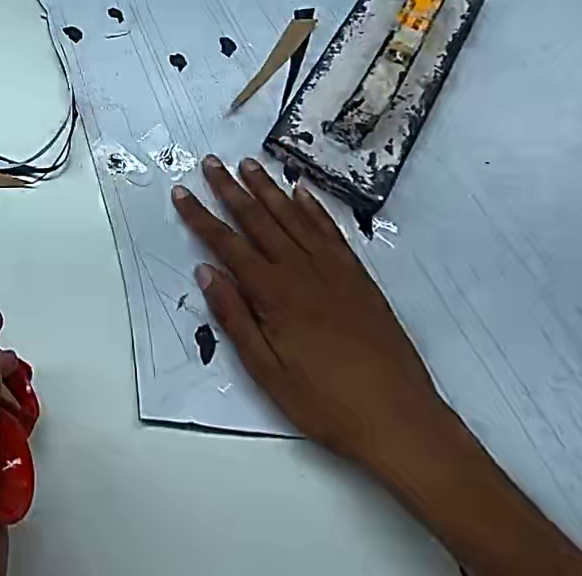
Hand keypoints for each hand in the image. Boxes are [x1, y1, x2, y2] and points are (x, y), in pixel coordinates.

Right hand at [175, 157, 581, 574]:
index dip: (200, 216)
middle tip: (212, 163)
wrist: (399, 419)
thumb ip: (234, 317)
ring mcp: (333, 270)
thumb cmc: (324, 401)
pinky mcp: (358, 276)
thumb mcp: (266, 370)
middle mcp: (301, 270)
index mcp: (273, 293)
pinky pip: (330, 231)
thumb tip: (206, 272)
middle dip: (230, 189)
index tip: (182, 191)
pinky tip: (301, 193)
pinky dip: (313, 208)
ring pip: (293, 217)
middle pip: (258, 220)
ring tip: (249, 164)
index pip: (226, 244)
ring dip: (268, 189)